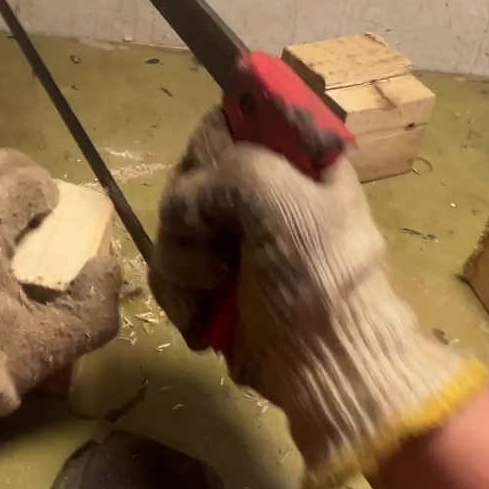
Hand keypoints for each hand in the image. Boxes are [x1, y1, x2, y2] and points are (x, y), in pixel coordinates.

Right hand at [151, 110, 484, 488]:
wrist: (323, 368)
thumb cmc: (318, 281)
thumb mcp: (286, 206)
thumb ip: (229, 174)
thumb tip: (186, 203)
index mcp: (294, 162)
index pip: (234, 119)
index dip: (214, 146)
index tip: (216, 178)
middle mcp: (259, 193)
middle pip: (188, 175)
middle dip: (190, 218)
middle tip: (218, 250)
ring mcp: (230, 238)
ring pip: (168, 224)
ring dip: (181, 264)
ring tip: (212, 291)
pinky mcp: (208, 280)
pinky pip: (166, 266)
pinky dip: (176, 293)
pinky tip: (200, 316)